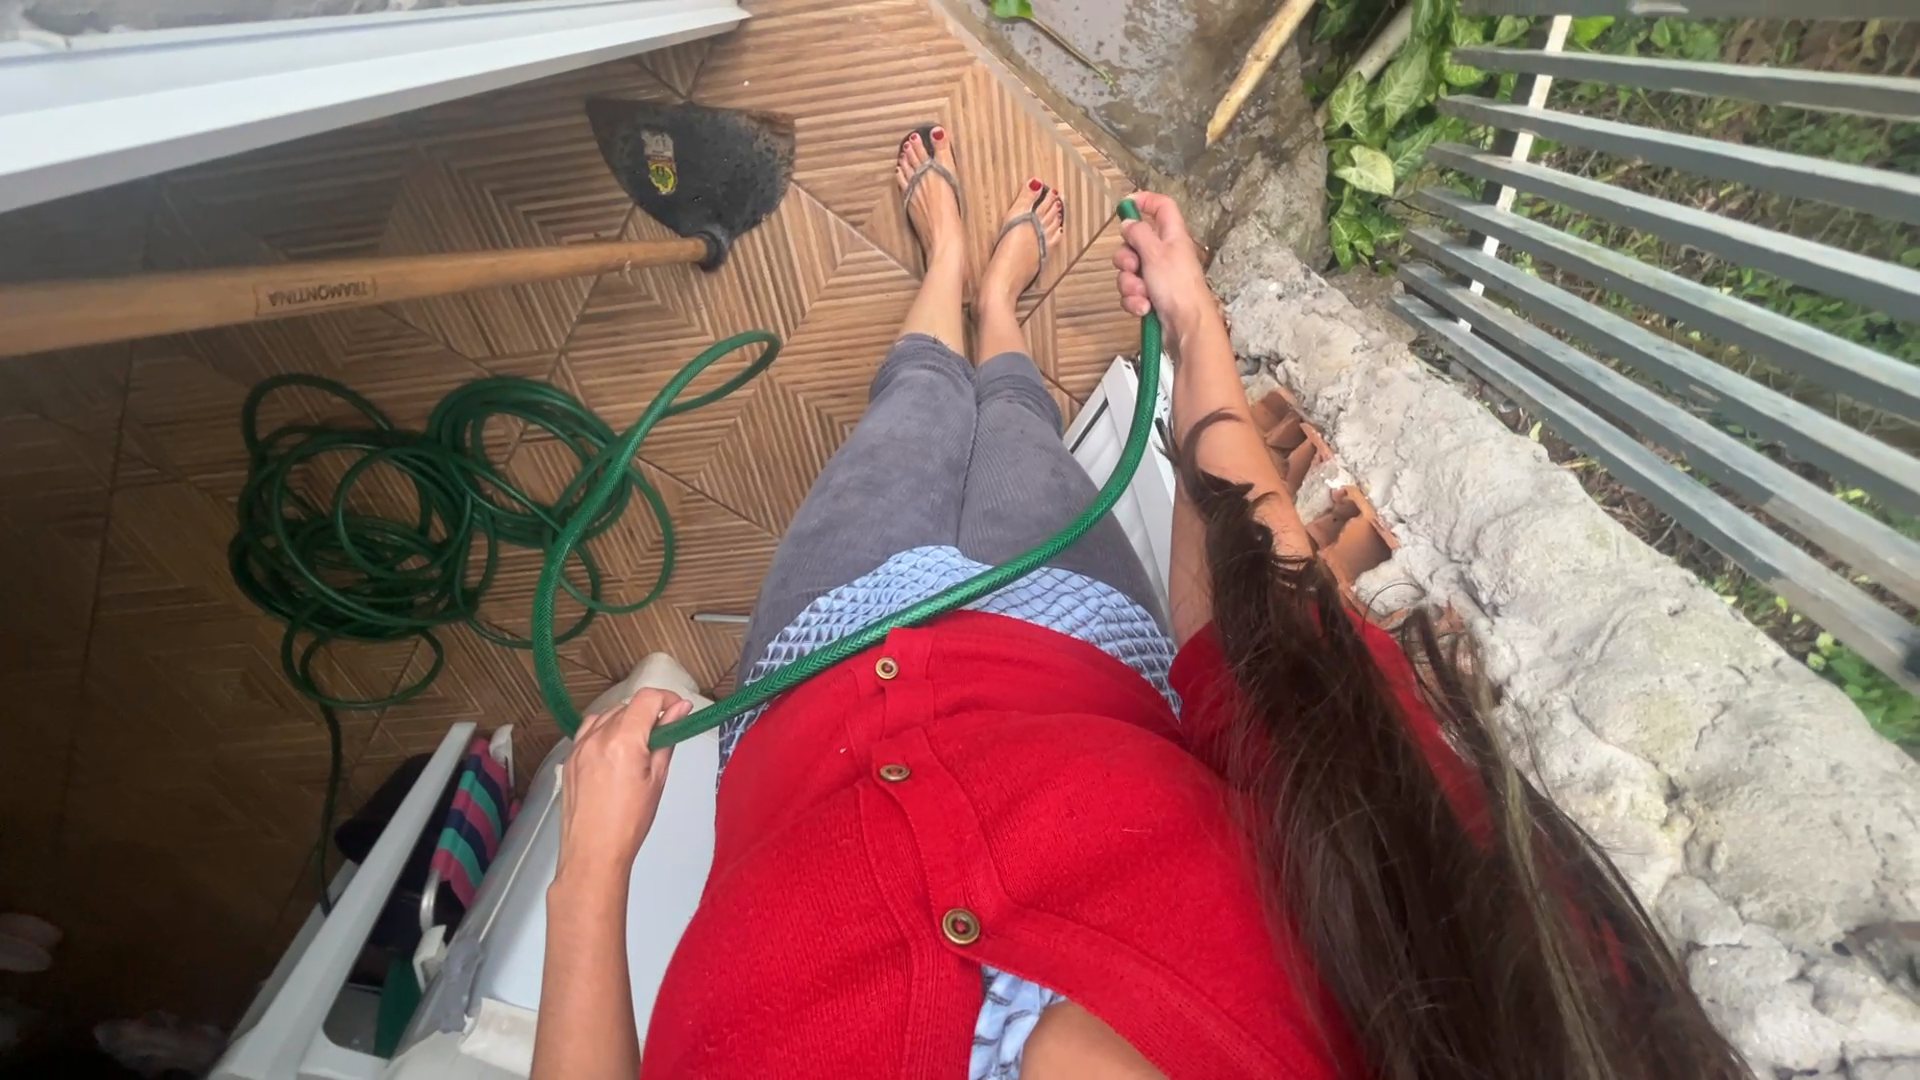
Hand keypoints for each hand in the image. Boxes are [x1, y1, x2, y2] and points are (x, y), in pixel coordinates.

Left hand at [554, 689, 687, 886]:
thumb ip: (667, 737)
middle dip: (650, 713)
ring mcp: (580, 747)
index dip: (667, 699)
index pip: (647, 699)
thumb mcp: (658, 777)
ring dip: (628, 719)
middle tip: (664, 733)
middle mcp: (598, 738)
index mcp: (623, 741)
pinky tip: (616, 746)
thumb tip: (680, 710)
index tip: (678, 710)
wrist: (593, 853)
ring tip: (640, 743)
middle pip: (629, 705)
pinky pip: (590, 728)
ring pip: (609, 714)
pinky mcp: (570, 758)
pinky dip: (606, 728)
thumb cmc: (629, 821)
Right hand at [1113, 192, 1215, 336]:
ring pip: (1129, 272)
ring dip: (1130, 285)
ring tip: (1142, 294)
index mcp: (1172, 236)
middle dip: (1126, 258)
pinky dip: (1134, 301)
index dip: (1144, 201)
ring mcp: (1157, 277)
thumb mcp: (1155, 253)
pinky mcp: (1151, 297)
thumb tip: (1128, 223)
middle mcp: (1164, 254)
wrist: (1184, 325)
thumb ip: (1138, 234)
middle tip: (1134, 267)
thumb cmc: (1177, 288)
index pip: (1161, 207)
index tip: (1125, 205)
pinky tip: (1143, 308)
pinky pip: (1132, 293)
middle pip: (1134, 244)